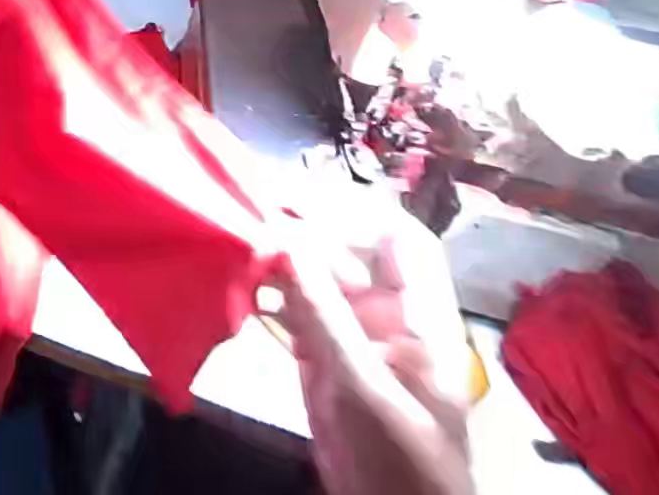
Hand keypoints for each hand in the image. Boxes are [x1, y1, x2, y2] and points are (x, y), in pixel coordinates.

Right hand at [261, 190, 473, 494]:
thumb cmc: (400, 463)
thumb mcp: (364, 388)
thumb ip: (324, 314)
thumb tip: (286, 240)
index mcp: (417, 317)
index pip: (401, 239)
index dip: (359, 208)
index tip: (306, 194)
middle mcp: (383, 313)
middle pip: (347, 250)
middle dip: (303, 232)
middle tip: (256, 218)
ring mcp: (349, 331)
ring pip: (313, 274)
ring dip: (278, 258)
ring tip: (240, 244)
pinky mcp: (318, 349)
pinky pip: (292, 304)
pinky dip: (266, 291)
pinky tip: (241, 285)